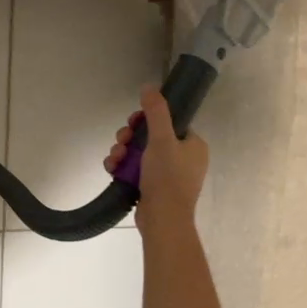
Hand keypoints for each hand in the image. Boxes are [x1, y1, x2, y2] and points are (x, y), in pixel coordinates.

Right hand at [105, 85, 208, 232]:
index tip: (134, 123)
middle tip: (121, 141)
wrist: (163, 220)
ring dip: (123, 152)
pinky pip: (136, 170)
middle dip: (130, 138)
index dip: (148, 120)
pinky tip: (112, 168)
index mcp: (194, 145)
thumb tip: (149, 86)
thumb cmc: (168, 177)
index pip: (170, 123)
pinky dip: (123, 168)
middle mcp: (184, 159)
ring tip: (115, 158)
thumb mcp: (161, 139)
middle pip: (151, 137)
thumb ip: (156, 111)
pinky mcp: (153, 189)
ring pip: (140, 154)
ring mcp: (168, 175)